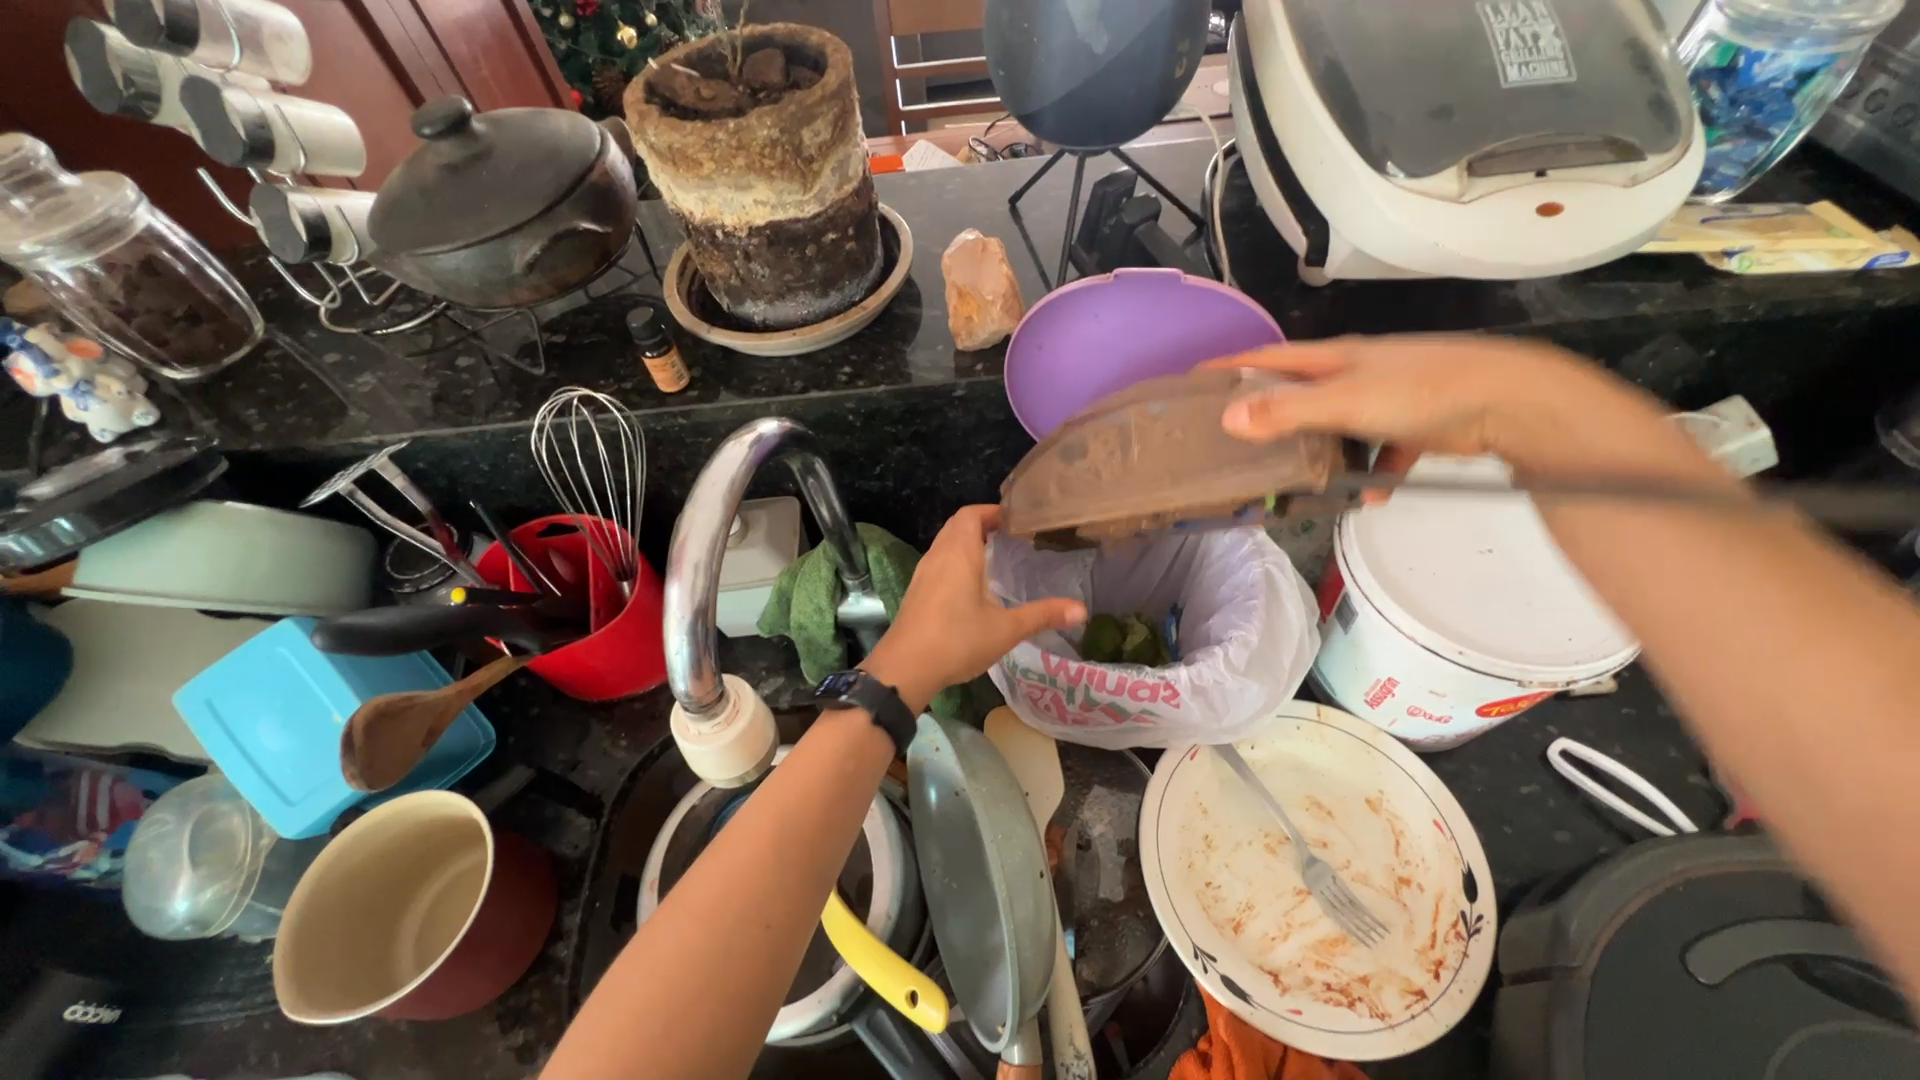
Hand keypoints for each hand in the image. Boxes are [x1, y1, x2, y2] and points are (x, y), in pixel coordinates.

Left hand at [861, 505, 1085, 712]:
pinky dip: (956, 562)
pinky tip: (972, 586)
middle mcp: (938, 556)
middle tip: (1011, 536)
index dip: (993, 511)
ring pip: (945, 544)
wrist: (904, 668)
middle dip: (983, 524)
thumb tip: (1082, 610)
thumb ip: (1043, 615)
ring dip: (967, 543)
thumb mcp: (1006, 629)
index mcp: (959, 554)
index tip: (1017, 520)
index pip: (972, 514)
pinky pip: (938, 563)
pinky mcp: (916, 592)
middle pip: (957, 525)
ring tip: (996, 557)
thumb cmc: (957, 640)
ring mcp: (923, 574)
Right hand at [1211, 335, 1712, 481]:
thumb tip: (1227, 417)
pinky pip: (1379, 450)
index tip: (1192, 381)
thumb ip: (1287, 411)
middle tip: (1232, 440)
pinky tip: (1369, 496)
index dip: (1230, 367)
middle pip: (1298, 392)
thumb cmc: (1420, 390)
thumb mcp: (1345, 401)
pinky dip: (1372, 472)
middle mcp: (1355, 371)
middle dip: (1267, 413)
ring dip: (1318, 452)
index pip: (1267, 357)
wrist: (1509, 400)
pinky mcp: (1414, 423)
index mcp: (1333, 357)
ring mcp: (1386, 397)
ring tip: (1294, 481)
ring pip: (1336, 426)